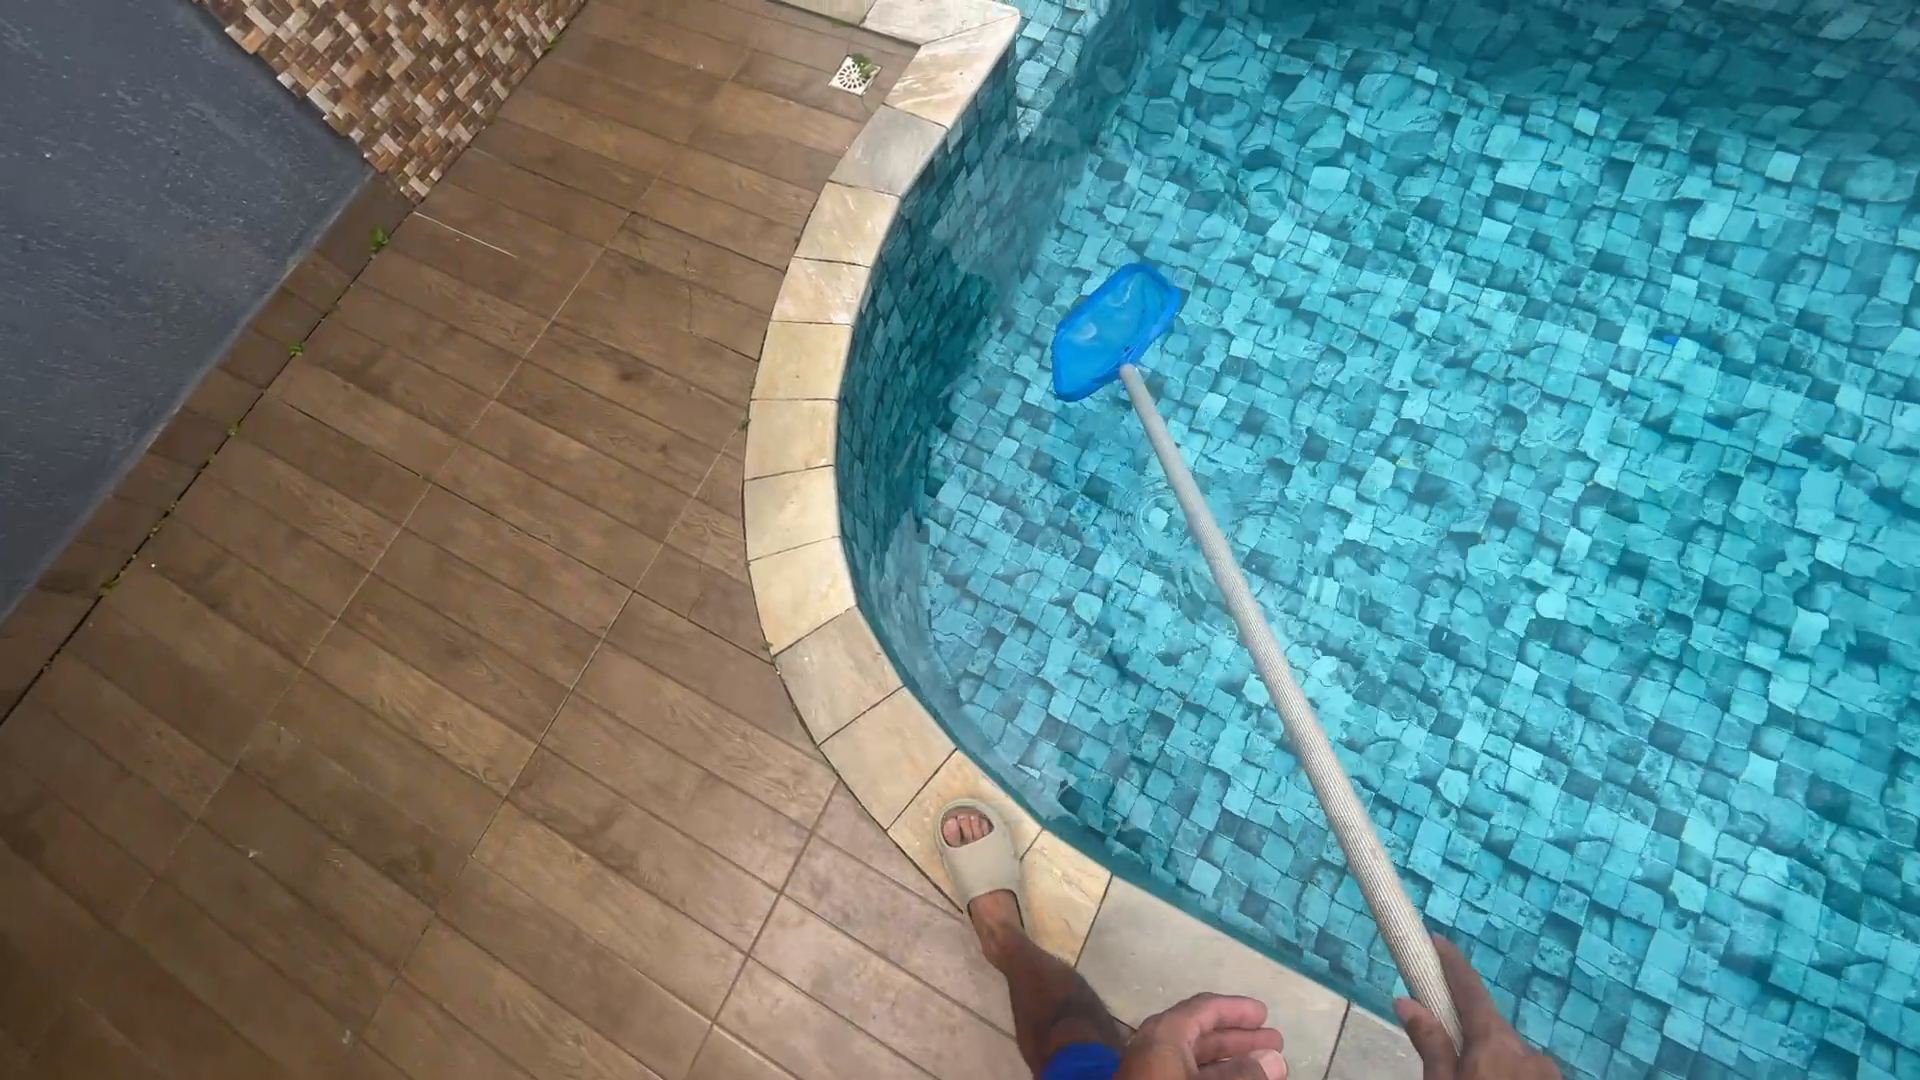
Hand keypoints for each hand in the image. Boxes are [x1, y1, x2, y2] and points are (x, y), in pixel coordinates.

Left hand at [1116, 993, 1287, 1079]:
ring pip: (1199, 1058)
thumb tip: (1274, 1058)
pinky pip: (1190, 1074)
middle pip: (1204, 1032)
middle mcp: (1158, 1044)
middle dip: (1240, 1036)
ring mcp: (1154, 1068)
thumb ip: (1242, 1075)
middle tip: (1275, 1040)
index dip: (1235, 1009)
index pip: (1204, 1008)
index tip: (1264, 1013)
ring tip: (1268, 1067)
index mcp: (1166, 1032)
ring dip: (1233, 1061)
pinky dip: (1217, 1076)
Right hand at [1395, 936, 1562, 1079]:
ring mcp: (1552, 1079)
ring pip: (1514, 1060)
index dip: (1451, 962)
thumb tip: (1407, 1001)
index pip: (1470, 988)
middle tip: (1446, 1051)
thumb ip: (1431, 1046)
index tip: (1435, 939)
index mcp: (1496, 1043)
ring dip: (1493, 1064)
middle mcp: (1530, 1054)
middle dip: (1469, 1032)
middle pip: (1492, 1029)